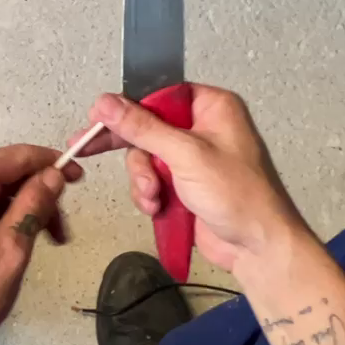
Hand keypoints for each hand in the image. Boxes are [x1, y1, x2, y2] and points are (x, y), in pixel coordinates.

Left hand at [0, 144, 81, 344]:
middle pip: (4, 172)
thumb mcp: (10, 250)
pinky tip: (10, 242)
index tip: (80, 180)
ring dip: (19, 209)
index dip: (53, 164)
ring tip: (41, 244)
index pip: (18, 155)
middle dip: (37, 195)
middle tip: (61, 233)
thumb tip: (54, 174)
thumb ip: (34, 205)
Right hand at [78, 85, 308, 271]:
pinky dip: (148, 192)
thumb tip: (104, 102)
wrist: (258, 250)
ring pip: (143, 155)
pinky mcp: (182, 182)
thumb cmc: (237, 195)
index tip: (98, 118)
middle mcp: (200, 126)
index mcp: (210, 106)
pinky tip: (156, 206)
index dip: (127, 107)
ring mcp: (190, 156)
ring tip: (152, 196)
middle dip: (132, 151)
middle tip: (86, 147)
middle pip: (145, 125)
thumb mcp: (185, 154)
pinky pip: (150, 177)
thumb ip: (142, 127)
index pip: (157, 94)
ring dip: (142, 178)